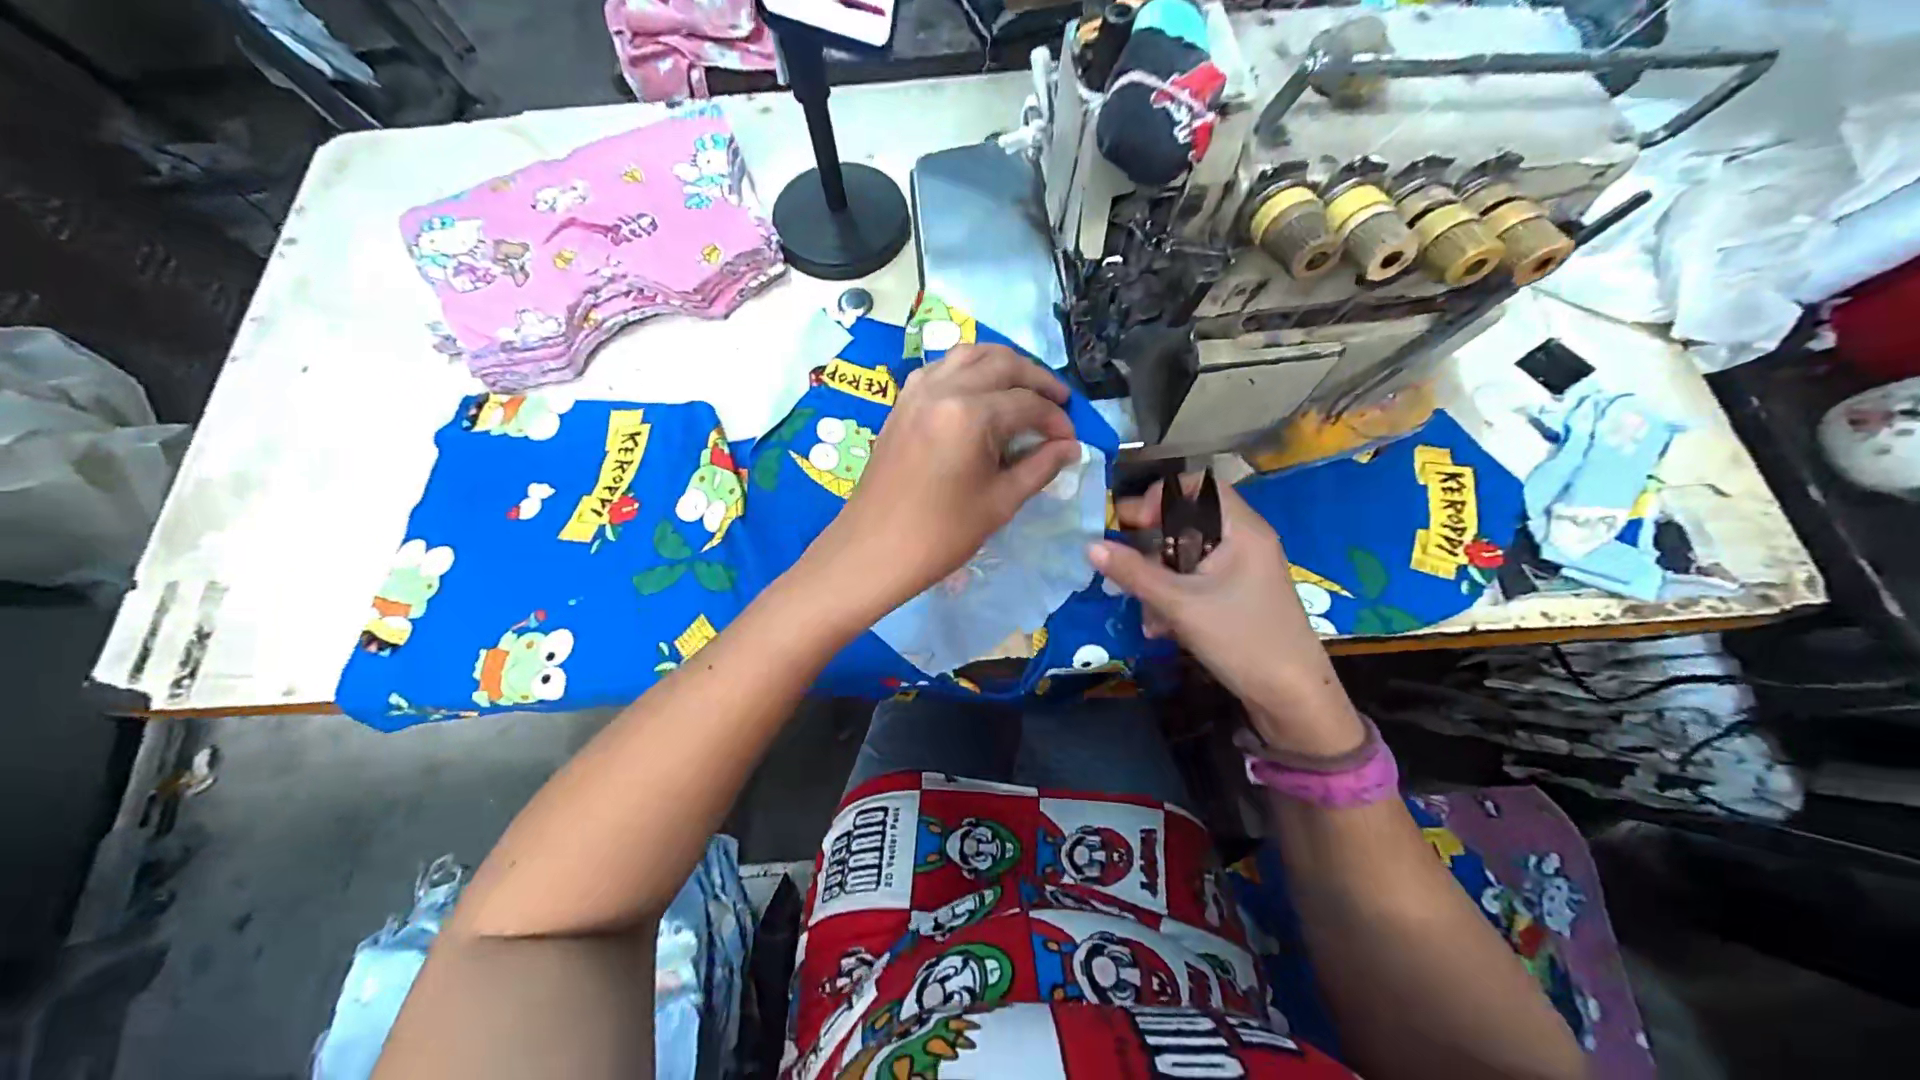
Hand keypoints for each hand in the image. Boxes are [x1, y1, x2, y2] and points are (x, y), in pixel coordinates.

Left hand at [806, 344, 1082, 618]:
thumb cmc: (941, 535)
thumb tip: (1070, 448)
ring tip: (1025, 389)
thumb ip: (1039, 467)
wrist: (873, 550)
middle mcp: (944, 389)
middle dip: (1038, 381)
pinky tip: (981, 393)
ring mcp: (918, 391)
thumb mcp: (1000, 502)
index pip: (1028, 404)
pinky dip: (970, 370)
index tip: (1072, 442)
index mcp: (971, 415)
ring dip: (1004, 365)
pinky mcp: (903, 402)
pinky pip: (942, 368)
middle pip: (1003, 364)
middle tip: (1060, 404)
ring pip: (970, 355)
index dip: (1057, 422)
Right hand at [1089, 477, 1365, 755]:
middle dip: (1151, 547)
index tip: (1134, 526)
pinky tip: (1160, 627)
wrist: (1292, 698)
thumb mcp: (1179, 605)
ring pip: (1188, 556)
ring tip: (1144, 611)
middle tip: (1122, 564)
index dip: (1161, 498)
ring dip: (1159, 579)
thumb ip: (1133, 573)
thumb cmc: (1240, 639)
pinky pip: (1197, 581)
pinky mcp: (1238, 596)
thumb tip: (1090, 545)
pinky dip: (1175, 597)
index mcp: (1241, 530)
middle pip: (1188, 523)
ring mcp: (1243, 570)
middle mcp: (1245, 541)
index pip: (1199, 486)